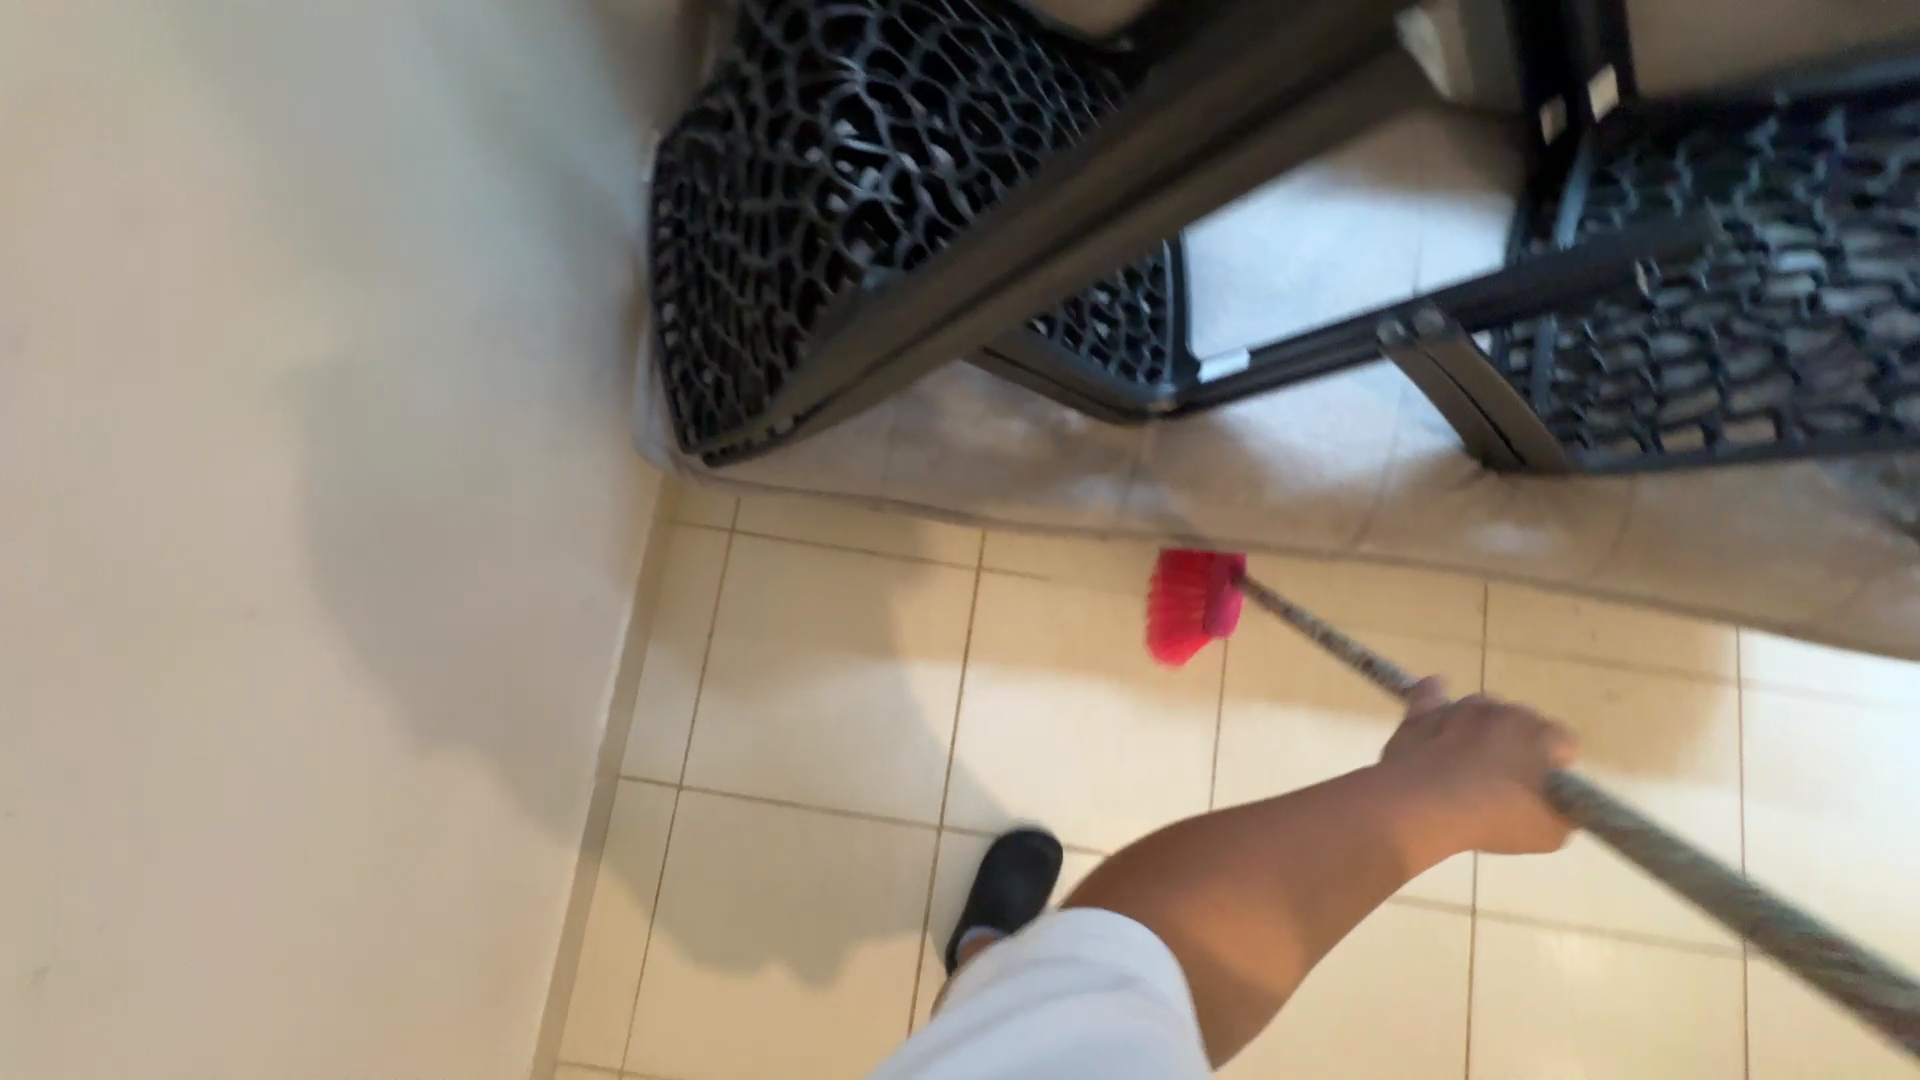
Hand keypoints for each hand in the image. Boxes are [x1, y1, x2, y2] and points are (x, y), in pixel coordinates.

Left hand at [1379, 678, 1578, 854]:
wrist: (1421, 807)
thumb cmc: (1493, 820)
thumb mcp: (1551, 832)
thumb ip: (1562, 808)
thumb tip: (1558, 799)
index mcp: (1538, 734)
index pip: (1563, 742)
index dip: (1555, 767)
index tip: (1541, 790)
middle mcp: (1498, 711)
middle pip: (1519, 722)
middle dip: (1517, 745)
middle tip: (1502, 780)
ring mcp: (1455, 709)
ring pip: (1478, 709)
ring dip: (1479, 727)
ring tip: (1469, 758)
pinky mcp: (1419, 715)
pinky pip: (1429, 694)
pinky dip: (1433, 694)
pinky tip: (1436, 691)